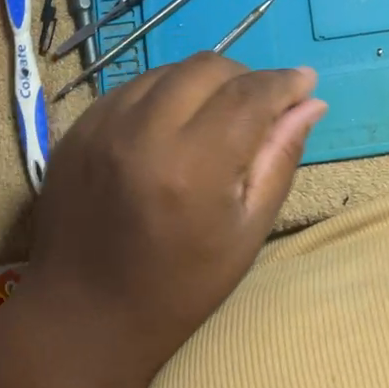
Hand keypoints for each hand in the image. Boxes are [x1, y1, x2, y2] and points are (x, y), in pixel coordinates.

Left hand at [23, 53, 327, 386]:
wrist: (80, 320)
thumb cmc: (178, 289)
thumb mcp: (246, 233)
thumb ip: (279, 159)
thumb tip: (310, 104)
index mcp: (192, 167)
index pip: (250, 95)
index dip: (285, 83)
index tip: (306, 82)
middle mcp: (143, 132)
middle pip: (208, 67)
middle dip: (245, 77)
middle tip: (261, 106)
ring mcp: (102, 125)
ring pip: (169, 70)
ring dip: (203, 83)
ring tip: (216, 117)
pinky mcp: (78, 127)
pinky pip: (133, 87)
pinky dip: (164, 94)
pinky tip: (173, 126)